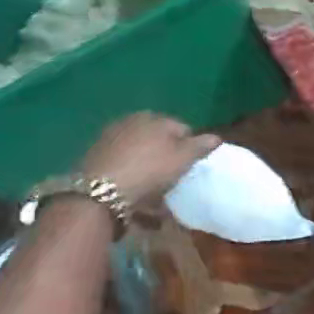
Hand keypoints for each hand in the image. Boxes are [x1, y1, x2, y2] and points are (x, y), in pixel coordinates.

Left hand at [78, 112, 219, 206]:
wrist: (102, 190)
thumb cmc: (150, 170)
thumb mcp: (183, 159)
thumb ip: (200, 146)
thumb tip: (217, 136)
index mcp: (156, 119)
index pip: (182, 128)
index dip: (191, 147)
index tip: (193, 166)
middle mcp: (132, 121)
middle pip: (159, 139)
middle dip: (168, 155)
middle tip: (175, 178)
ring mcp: (112, 137)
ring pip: (140, 152)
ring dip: (149, 167)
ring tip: (156, 190)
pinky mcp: (97, 156)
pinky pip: (124, 165)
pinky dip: (132, 176)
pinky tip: (136, 194)